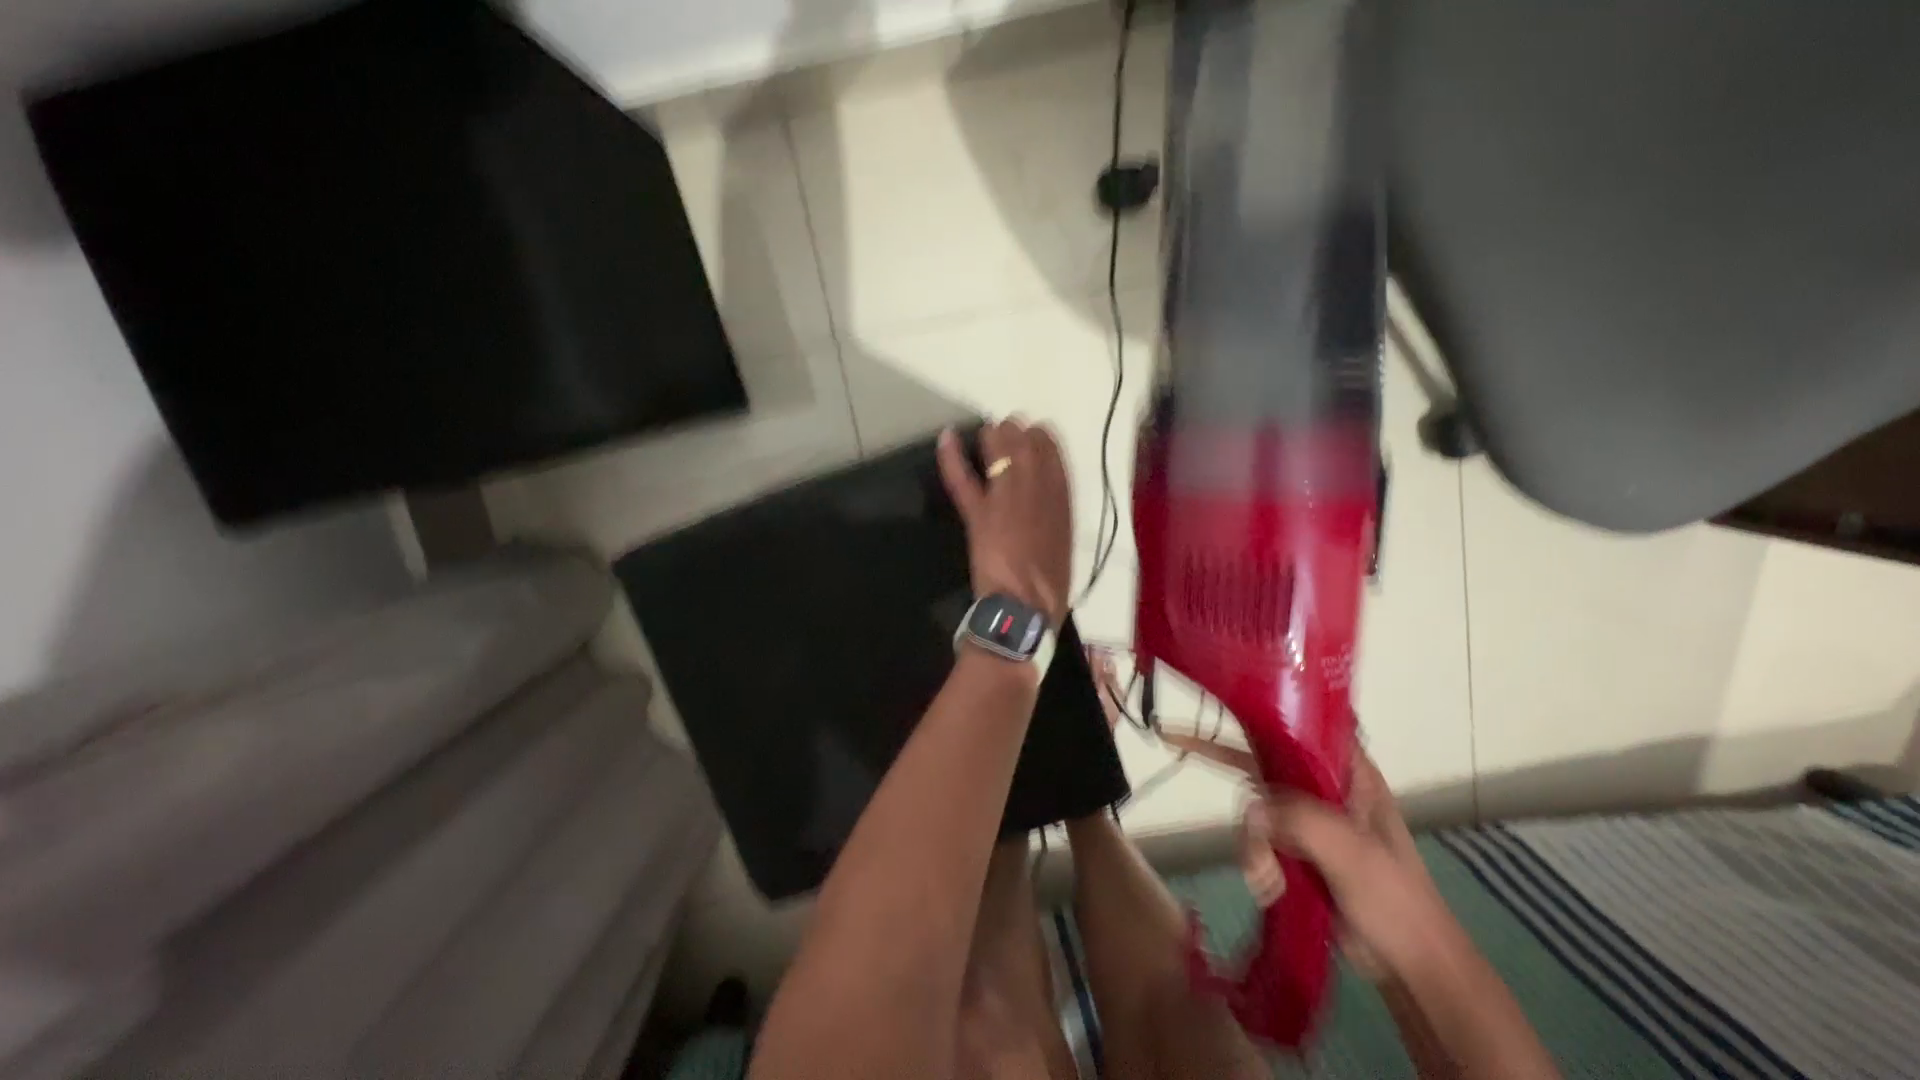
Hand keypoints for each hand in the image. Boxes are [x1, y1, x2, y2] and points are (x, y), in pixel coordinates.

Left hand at [937, 421, 1073, 623]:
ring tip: (987, 436)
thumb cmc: (1049, 586)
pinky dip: (951, 456)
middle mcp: (1038, 488)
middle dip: (1014, 432)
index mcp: (1062, 497)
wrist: (1026, 608)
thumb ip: (1054, 515)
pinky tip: (946, 436)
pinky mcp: (979, 513)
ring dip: (992, 435)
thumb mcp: (1062, 542)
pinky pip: (963, 478)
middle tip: (1004, 437)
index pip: (1052, 449)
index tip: (1028, 440)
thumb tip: (1044, 504)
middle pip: (1026, 440)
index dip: (1037, 438)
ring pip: (999, 448)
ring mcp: (1007, 497)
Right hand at [1158, 736, 1452, 981]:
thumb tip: (1252, 808)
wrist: (1407, 966)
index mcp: (1351, 775)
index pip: (1303, 728)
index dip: (1265, 714)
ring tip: (1268, 883)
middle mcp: (1324, 789)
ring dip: (1253, 848)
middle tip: (1226, 809)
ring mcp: (1307, 822)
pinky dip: (1255, 865)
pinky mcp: (1294, 853)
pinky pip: (1257, 844)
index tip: (1222, 706)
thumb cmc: (1395, 901)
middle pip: (1264, 768)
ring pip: (1255, 812)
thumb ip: (1304, 821)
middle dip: (1251, 805)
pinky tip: (1268, 890)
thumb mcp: (1354, 855)